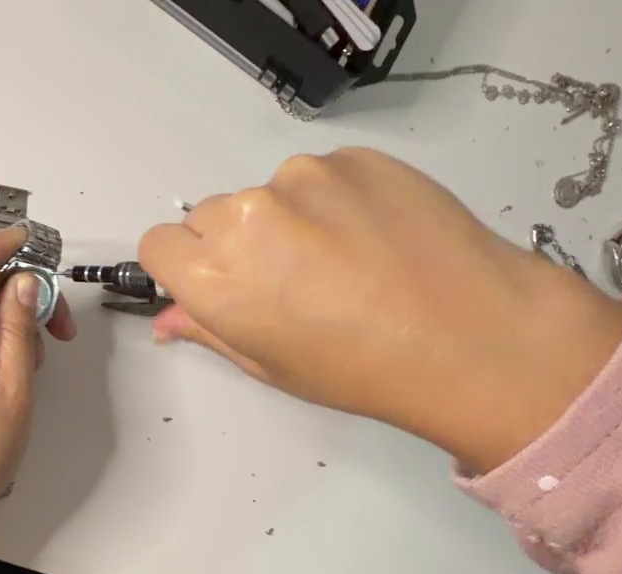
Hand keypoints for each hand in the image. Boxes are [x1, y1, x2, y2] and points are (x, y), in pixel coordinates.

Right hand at [139, 148, 621, 472]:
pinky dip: (330, 201)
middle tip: (281, 282)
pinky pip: (319, 176)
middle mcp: (247, 215)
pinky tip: (368, 238)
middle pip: (208, 215)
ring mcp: (303, 178)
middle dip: (230, 244)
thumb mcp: (268, 363)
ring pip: (266, 194)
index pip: (158, 244)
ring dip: (283, 220)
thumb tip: (171, 320)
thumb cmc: (356, 366)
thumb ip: (209, 329)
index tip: (211, 286)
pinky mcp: (353, 158)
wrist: (463, 332)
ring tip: (337, 261)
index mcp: (214, 275)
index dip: (181, 268)